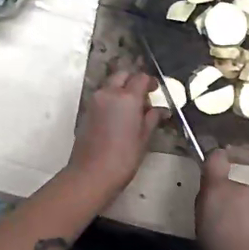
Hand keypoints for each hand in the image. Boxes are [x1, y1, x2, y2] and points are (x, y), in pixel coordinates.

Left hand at [69, 70, 163, 194]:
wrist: (91, 174)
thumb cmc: (124, 157)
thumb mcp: (144, 137)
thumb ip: (152, 118)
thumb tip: (162, 110)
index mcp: (127, 97)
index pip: (141, 78)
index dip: (151, 82)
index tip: (156, 91)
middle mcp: (109, 93)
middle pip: (122, 75)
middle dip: (134, 81)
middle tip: (144, 97)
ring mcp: (95, 101)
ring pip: (111, 85)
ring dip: (122, 89)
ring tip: (133, 109)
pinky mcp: (87, 110)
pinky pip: (102, 96)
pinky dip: (112, 99)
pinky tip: (120, 117)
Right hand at [195, 150, 248, 249]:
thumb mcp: (200, 229)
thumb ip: (206, 205)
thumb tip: (212, 196)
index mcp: (218, 189)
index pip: (216, 158)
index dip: (213, 162)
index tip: (211, 175)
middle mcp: (241, 189)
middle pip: (230, 188)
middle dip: (226, 202)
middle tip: (220, 226)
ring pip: (245, 203)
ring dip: (241, 215)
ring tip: (237, 240)